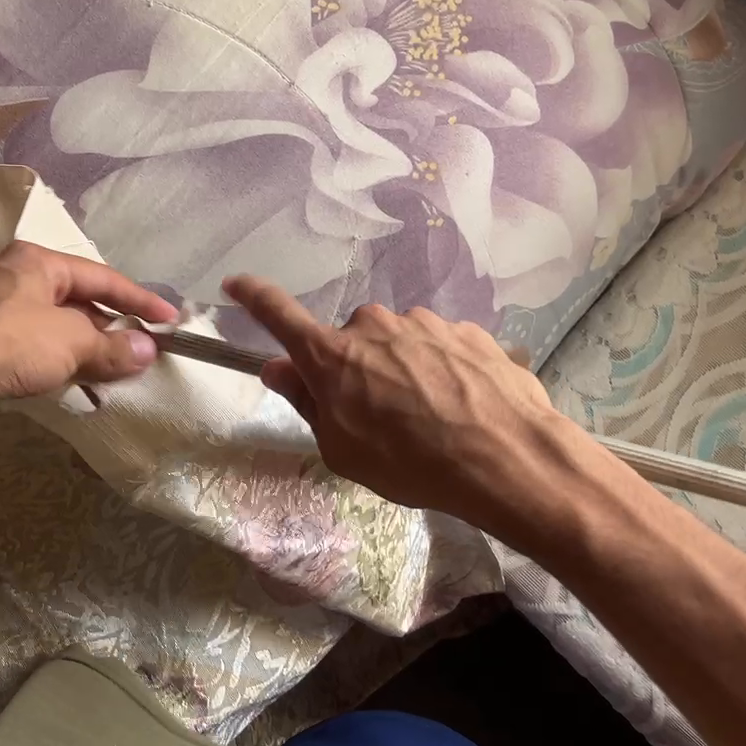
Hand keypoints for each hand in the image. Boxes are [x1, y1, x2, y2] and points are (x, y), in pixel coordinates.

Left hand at [0, 242, 177, 408]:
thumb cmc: (12, 342)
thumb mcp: (70, 342)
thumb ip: (113, 346)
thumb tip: (147, 350)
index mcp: (35, 260)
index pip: (100, 276)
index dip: (138, 299)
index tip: (169, 319)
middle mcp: (12, 275)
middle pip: (75, 299)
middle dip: (110, 327)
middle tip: (141, 350)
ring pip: (53, 324)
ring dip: (85, 348)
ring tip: (113, 371)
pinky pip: (31, 343)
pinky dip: (56, 359)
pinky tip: (72, 380)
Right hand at [224, 274, 597, 538]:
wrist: (511, 461)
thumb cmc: (410, 463)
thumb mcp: (341, 448)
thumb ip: (307, 402)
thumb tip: (279, 368)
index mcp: (331, 354)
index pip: (278, 314)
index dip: (253, 296)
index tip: (235, 282)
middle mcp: (372, 325)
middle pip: (349, 341)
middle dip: (354, 367)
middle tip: (375, 412)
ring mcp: (423, 323)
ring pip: (397, 343)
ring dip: (401, 369)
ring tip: (431, 416)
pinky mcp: (467, 331)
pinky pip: (438, 347)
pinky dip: (440, 371)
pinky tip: (462, 406)